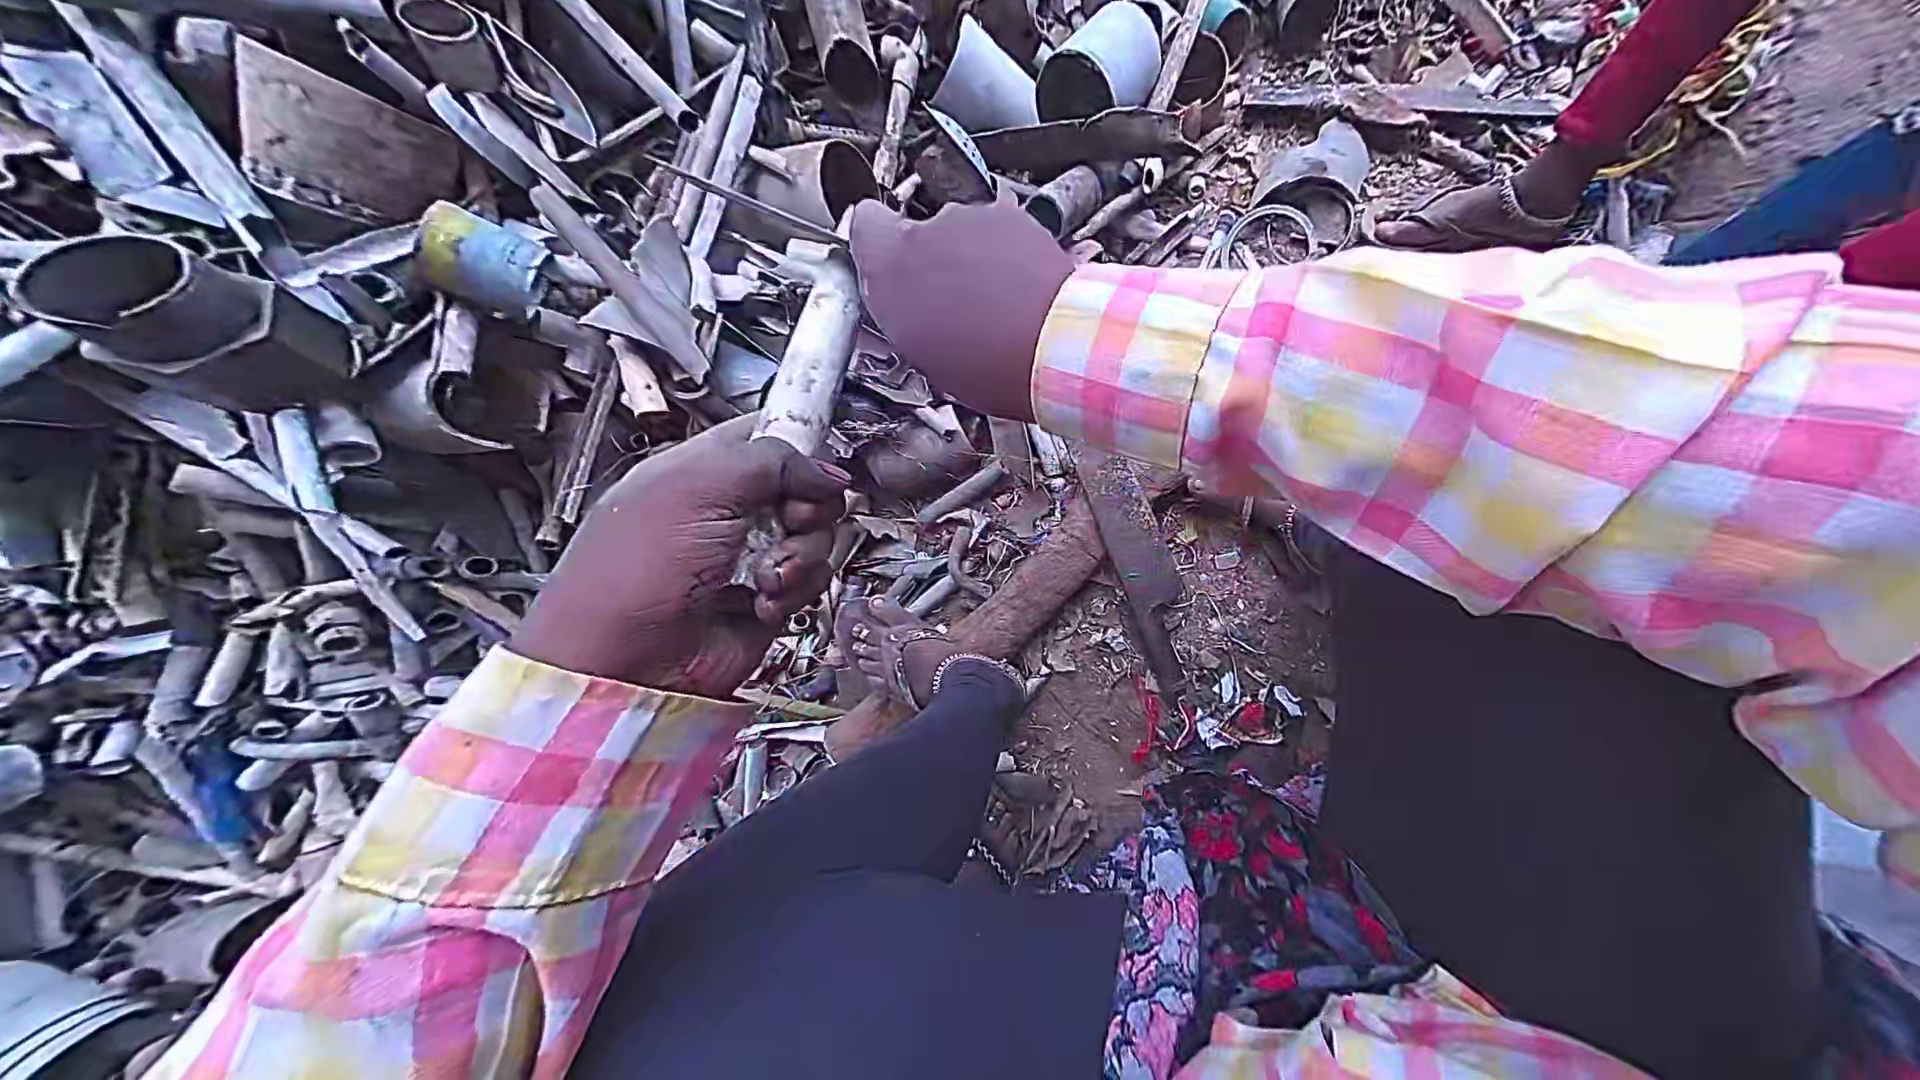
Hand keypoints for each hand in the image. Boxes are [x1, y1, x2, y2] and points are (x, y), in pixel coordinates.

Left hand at [510, 415, 847, 698]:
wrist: (626, 663)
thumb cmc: (635, 570)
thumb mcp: (698, 488)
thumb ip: (771, 461)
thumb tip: (829, 471)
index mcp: (706, 469)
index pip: (769, 437)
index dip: (800, 444)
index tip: (815, 464)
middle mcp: (733, 510)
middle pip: (806, 488)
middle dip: (807, 508)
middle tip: (788, 522)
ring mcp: (755, 555)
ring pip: (817, 536)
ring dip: (799, 556)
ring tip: (764, 576)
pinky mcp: (771, 596)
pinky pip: (813, 579)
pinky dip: (794, 591)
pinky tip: (760, 601)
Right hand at [850, 195, 1072, 421]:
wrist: (1053, 347)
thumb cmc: (988, 362)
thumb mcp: (921, 352)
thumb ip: (902, 312)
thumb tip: (901, 308)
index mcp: (889, 264)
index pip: (863, 225)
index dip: (875, 245)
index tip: (885, 265)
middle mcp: (927, 229)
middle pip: (917, 234)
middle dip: (931, 262)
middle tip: (948, 306)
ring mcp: (973, 219)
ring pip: (960, 233)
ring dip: (969, 260)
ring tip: (988, 308)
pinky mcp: (1013, 217)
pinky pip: (998, 232)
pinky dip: (1003, 255)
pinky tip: (1013, 294)